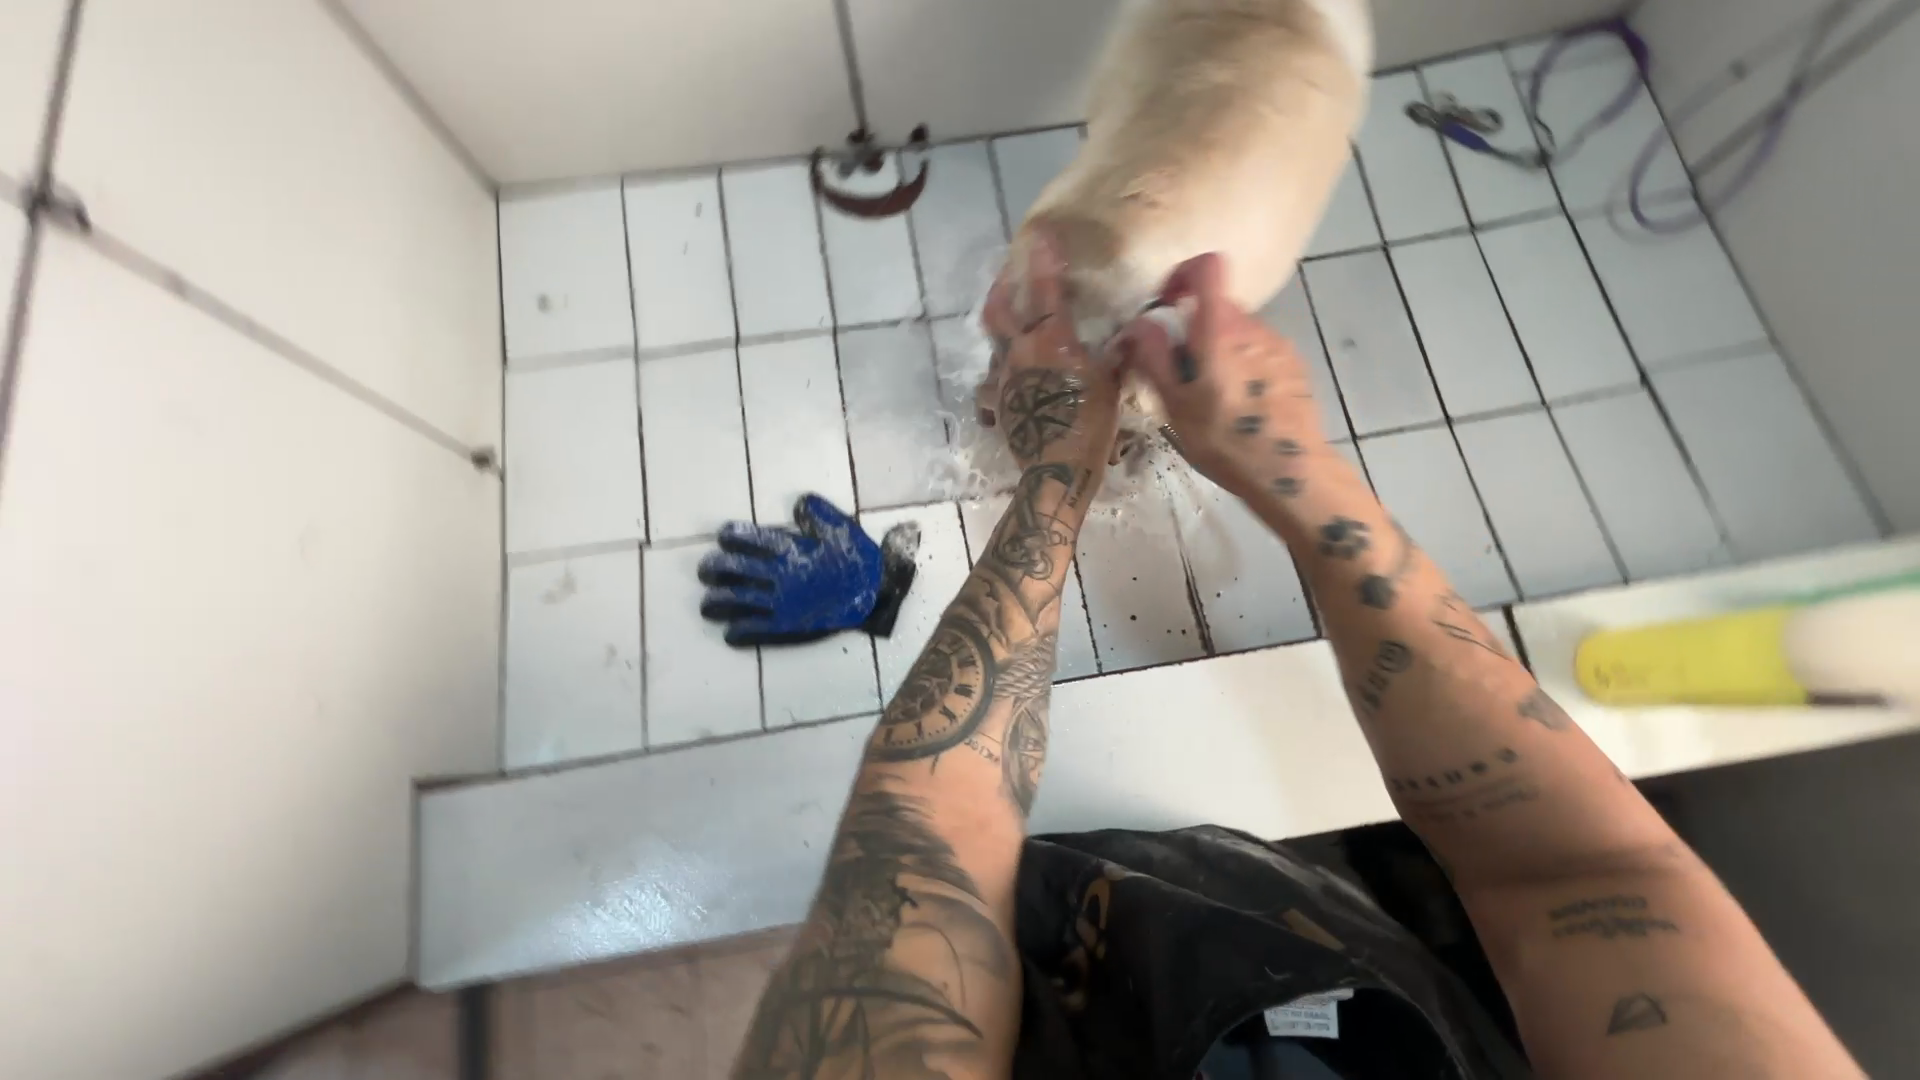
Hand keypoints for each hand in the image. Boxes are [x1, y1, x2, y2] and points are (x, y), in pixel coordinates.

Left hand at [698, 494, 919, 645]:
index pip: (752, 538)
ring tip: (707, 602)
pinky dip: (738, 630)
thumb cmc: (859, 561)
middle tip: (706, 569)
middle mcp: (780, 575)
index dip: (732, 535)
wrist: (875, 595)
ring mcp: (782, 601)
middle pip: (735, 568)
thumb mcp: (844, 529)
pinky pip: (756, 627)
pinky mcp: (787, 623)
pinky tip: (729, 631)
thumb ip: (820, 513)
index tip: (723, 535)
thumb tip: (799, 503)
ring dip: (716, 599)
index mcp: (792, 550)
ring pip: (738, 599)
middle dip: (714, 567)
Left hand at [978, 231, 1123, 472]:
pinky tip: (1010, 381)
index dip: (1045, 259)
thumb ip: (1116, 354)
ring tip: (1013, 333)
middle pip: (998, 311)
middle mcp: (1019, 352)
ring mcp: (1003, 379)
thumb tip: (1129, 334)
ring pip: (993, 346)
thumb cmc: (1089, 424)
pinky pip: (993, 383)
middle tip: (1009, 277)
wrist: (1055, 469)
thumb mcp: (1111, 384)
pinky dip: (1001, 377)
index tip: (1041, 235)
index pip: (1047, 290)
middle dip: (1003, 289)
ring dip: (1001, 334)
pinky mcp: (998, 404)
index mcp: (1051, 341)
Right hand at [1114, 252, 1331, 502]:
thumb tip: (1137, 324)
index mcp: (1220, 329)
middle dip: (1194, 330)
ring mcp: (1279, 345)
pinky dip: (1243, 368)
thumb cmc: (1223, 439)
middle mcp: (1254, 326)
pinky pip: (1259, 354)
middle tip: (1179, 374)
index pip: (1207, 267)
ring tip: (1210, 398)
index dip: (1183, 276)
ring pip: (1238, 333)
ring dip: (1219, 352)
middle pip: (1218, 307)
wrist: (1289, 472)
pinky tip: (1239, 407)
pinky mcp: (1295, 367)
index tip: (1166, 308)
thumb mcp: (1175, 404)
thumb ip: (1154, 356)